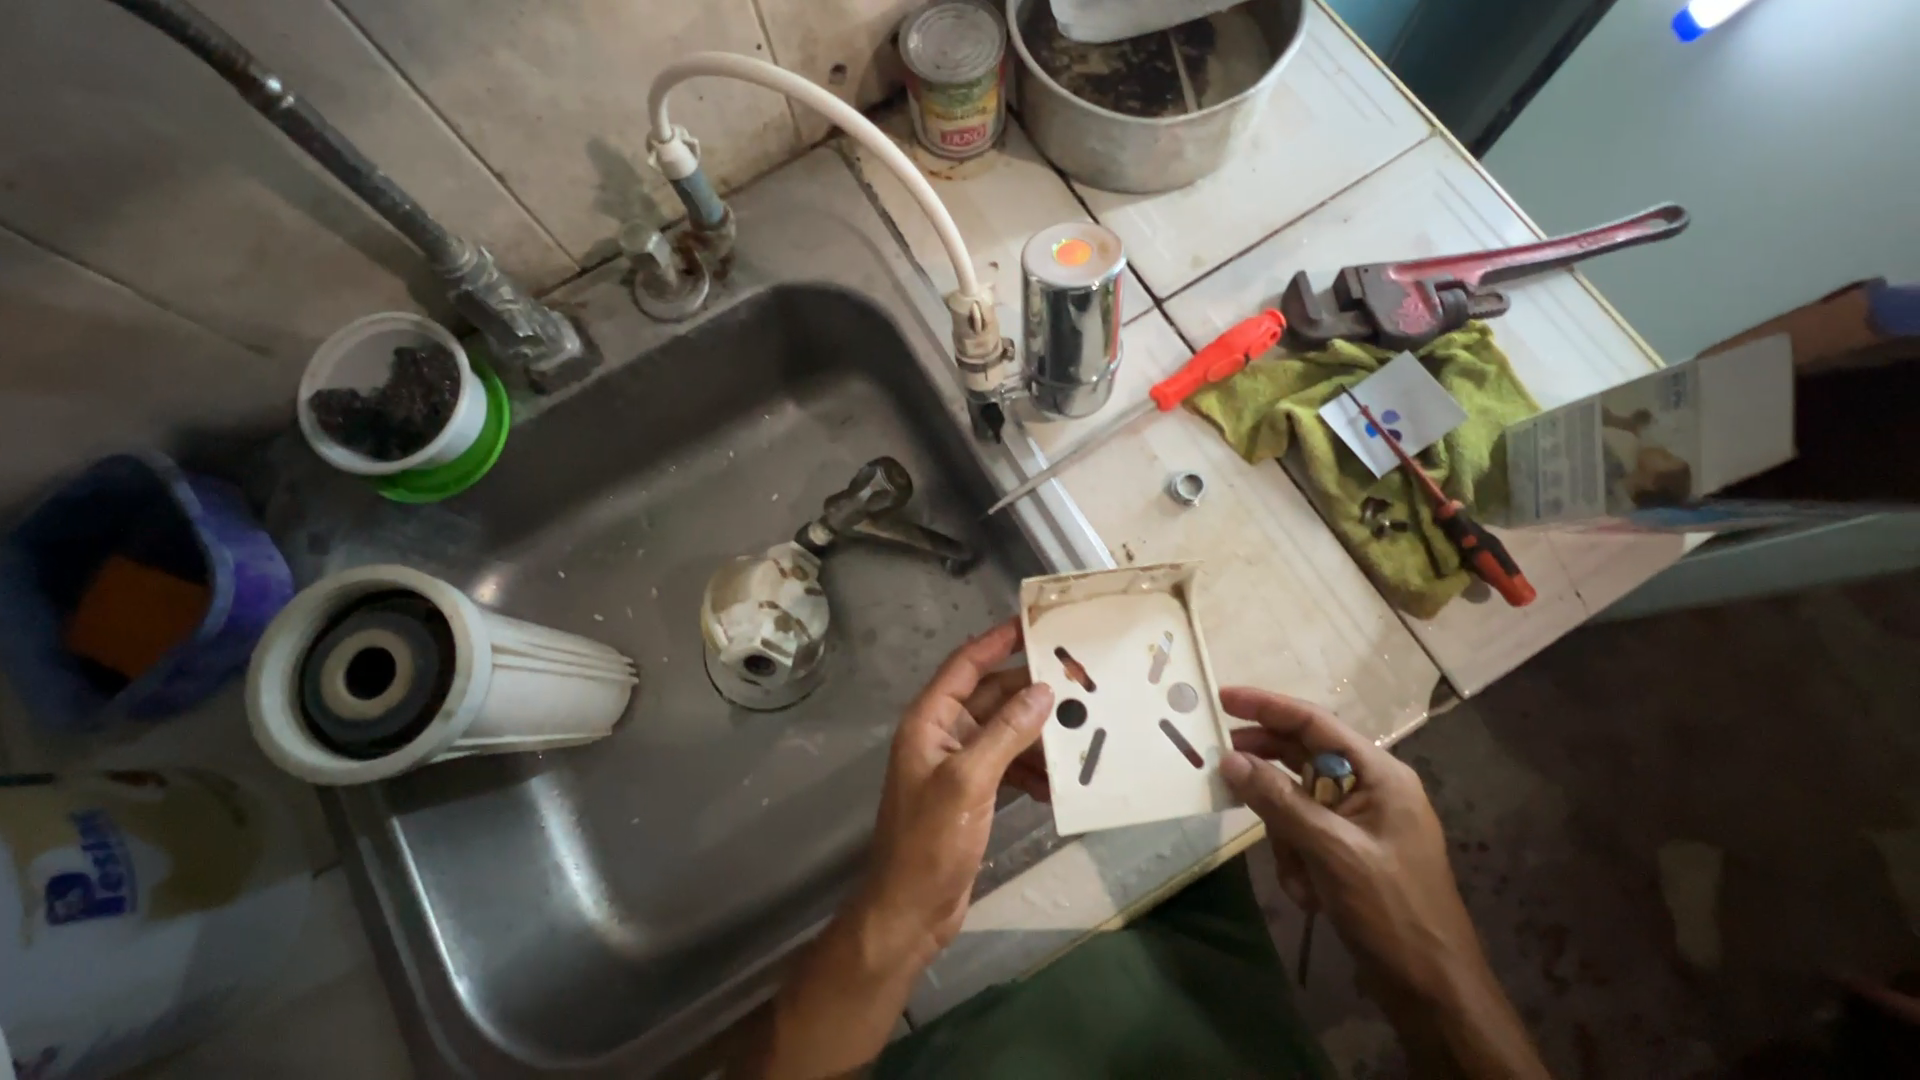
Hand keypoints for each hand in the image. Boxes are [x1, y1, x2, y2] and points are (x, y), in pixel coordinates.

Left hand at [854, 619, 1053, 968]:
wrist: (911, 909)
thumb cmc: (930, 841)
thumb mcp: (968, 781)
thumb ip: (1005, 733)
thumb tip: (1042, 691)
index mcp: (929, 721)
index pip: (965, 665)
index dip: (996, 641)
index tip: (1034, 624)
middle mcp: (942, 735)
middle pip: (992, 698)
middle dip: (1031, 693)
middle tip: (1079, 683)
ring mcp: (958, 765)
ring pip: (1005, 733)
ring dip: (1038, 735)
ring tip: (1080, 735)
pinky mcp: (973, 794)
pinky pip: (1009, 766)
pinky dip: (1032, 771)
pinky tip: (1059, 783)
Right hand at [1218, 688, 1548, 1078]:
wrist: (1433, 989)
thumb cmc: (1391, 910)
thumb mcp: (1330, 851)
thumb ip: (1278, 800)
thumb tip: (1230, 759)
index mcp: (1380, 775)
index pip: (1315, 722)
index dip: (1267, 706)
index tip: (1222, 698)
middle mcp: (1371, 788)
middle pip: (1303, 756)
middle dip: (1266, 772)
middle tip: (1221, 765)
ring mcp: (1361, 821)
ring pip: (1296, 800)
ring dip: (1283, 832)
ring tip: (1295, 874)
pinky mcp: (1350, 851)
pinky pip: (1304, 833)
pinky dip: (1295, 857)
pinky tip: (1307, 893)